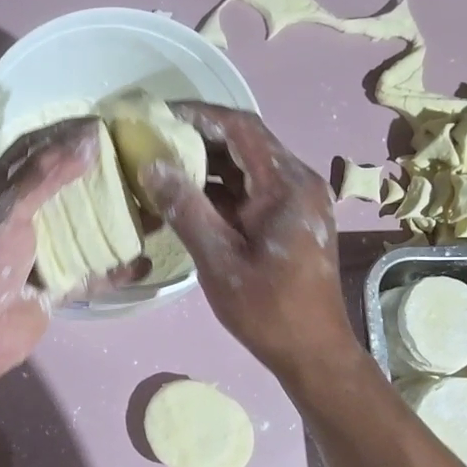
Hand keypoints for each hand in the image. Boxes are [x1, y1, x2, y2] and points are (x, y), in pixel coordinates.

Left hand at [0, 118, 139, 386]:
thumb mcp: (7, 209)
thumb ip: (47, 174)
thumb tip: (91, 137)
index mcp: (1, 192)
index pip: (37, 151)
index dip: (67, 134)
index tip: (107, 124)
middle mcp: (23, 217)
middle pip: (68, 189)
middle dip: (102, 177)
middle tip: (143, 162)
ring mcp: (42, 254)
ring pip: (85, 230)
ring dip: (117, 221)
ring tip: (156, 206)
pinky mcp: (57, 287)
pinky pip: (93, 274)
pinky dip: (118, 269)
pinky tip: (147, 260)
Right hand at [139, 102, 357, 376]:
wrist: (314, 352)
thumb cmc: (268, 309)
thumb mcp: (219, 260)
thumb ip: (185, 208)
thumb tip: (152, 164)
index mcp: (287, 184)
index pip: (241, 127)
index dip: (199, 114)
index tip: (159, 115)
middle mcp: (298, 181)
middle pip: (245, 141)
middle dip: (198, 137)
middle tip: (152, 139)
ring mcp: (296, 200)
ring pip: (246, 165)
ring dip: (207, 163)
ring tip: (161, 165)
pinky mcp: (289, 218)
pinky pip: (251, 189)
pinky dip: (219, 189)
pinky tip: (185, 198)